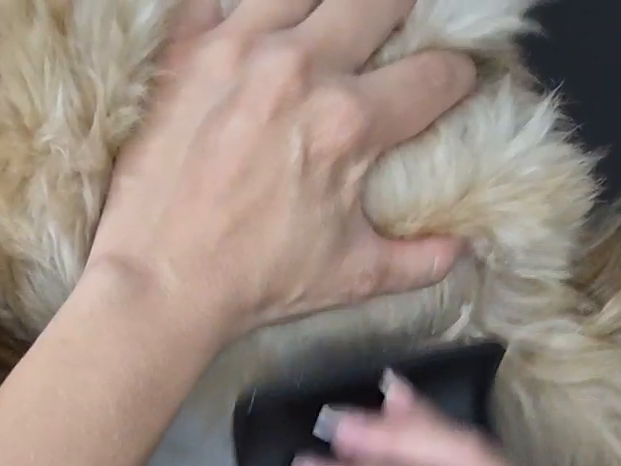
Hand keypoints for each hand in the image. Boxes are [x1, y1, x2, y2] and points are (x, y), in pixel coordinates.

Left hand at [86, 0, 476, 343]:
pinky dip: (243, 10)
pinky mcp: (187, 51)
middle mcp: (299, 68)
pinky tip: (255, 36)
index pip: (433, 76)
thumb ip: (415, 260)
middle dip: (404, 14)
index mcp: (348, 123)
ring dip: (330, 4)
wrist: (162, 282)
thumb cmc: (256, 283)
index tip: (451, 86)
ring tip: (328, 30)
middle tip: (396, 38)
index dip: (456, 79)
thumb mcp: (350, 277)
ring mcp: (237, 49)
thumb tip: (458, 250)